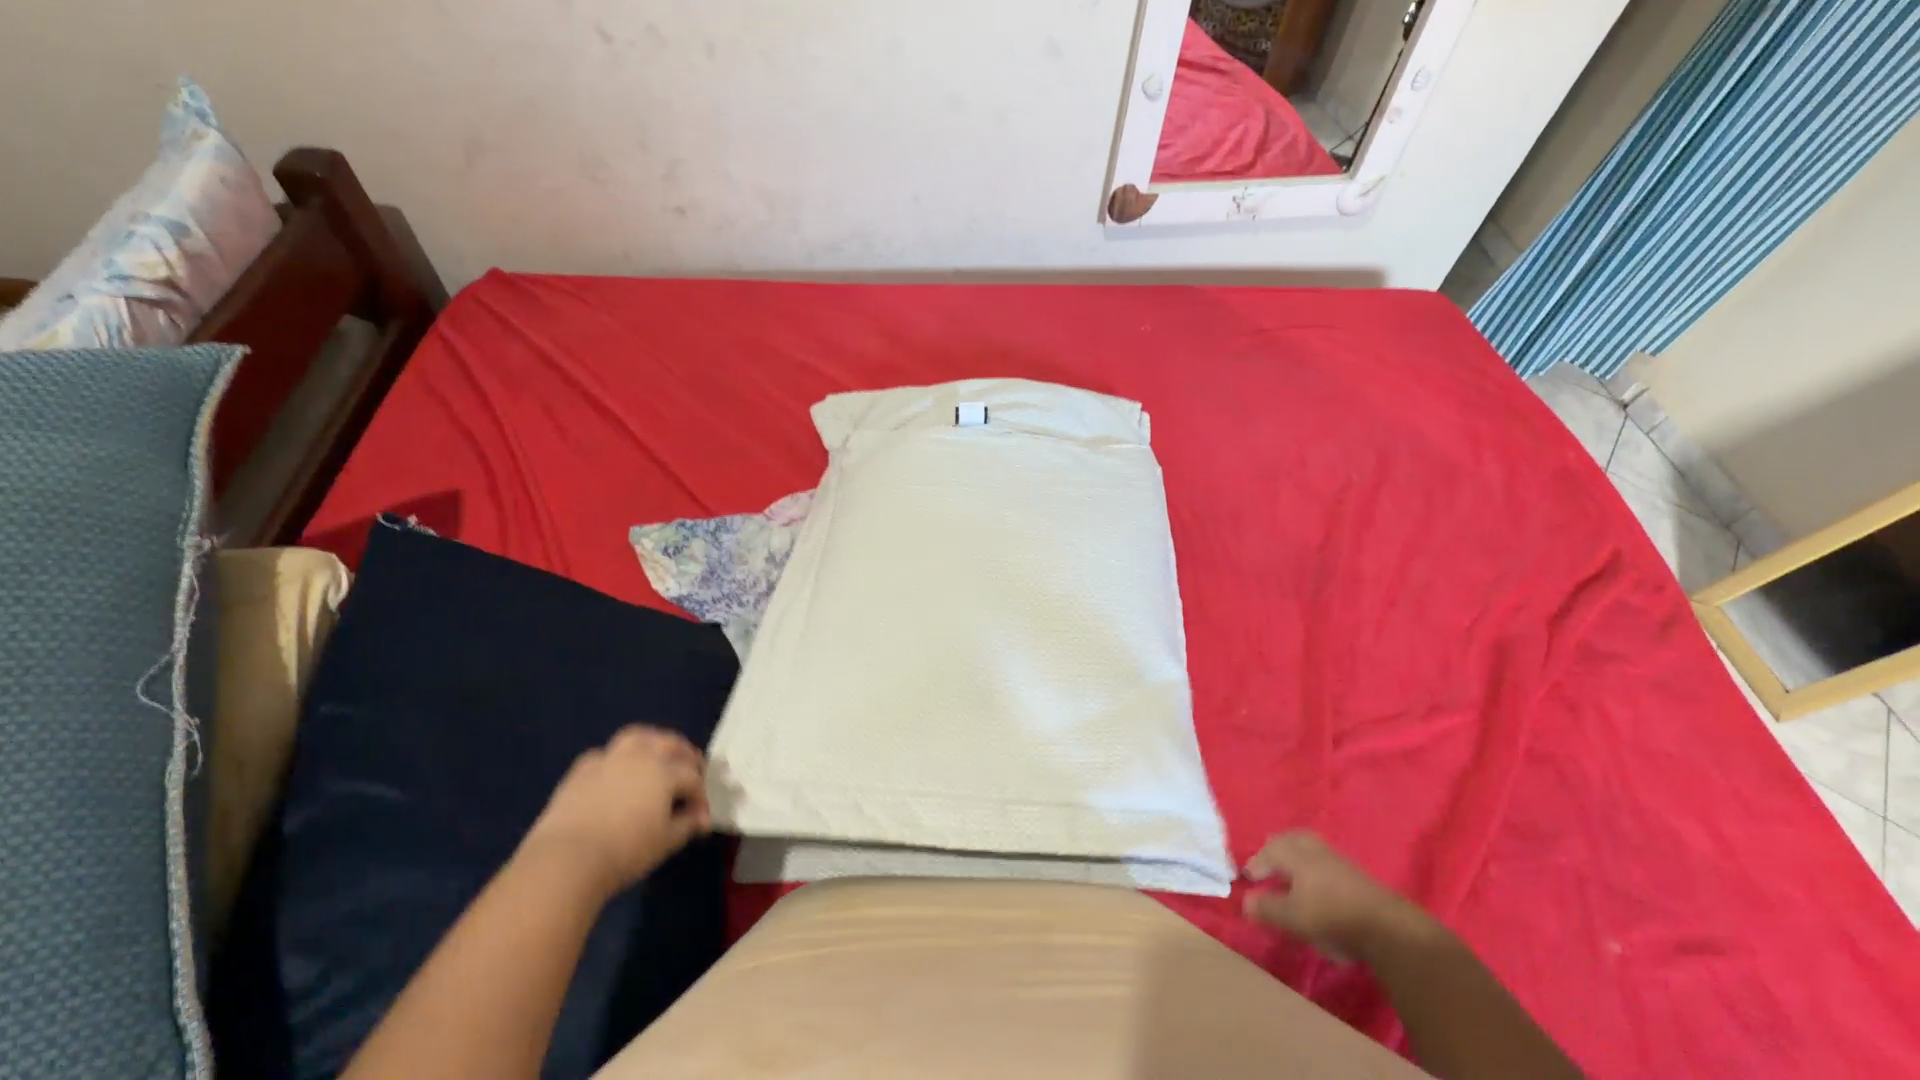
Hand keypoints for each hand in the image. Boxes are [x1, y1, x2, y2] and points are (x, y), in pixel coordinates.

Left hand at [520, 725, 712, 896]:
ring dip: (653, 742)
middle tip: (693, 768)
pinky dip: (618, 758)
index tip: (701, 819)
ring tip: (658, 755)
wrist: (567, 859)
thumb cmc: (625, 851)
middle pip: (669, 743)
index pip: (692, 777)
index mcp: (663, 772)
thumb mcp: (666, 842)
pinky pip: (605, 755)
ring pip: (636, 737)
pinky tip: (617, 773)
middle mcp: (638, 757)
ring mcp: (607, 760)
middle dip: (685, 754)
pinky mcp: (581, 770)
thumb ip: (687, 825)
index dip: (700, 796)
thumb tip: (699, 819)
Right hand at [1241, 830, 1435, 961]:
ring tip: (1288, 876)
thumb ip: (1266, 908)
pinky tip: (1313, 887)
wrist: (1386, 926)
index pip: (1269, 851)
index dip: (1256, 863)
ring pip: (1310, 848)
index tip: (1248, 878)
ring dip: (1295, 858)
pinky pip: (1324, 860)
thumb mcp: (1292, 917)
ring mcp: (1338, 860)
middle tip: (1267, 867)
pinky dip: (1312, 867)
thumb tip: (1246, 901)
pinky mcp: (1355, 874)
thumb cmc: (1331, 917)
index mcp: (1296, 855)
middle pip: (1291, 839)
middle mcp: (1316, 851)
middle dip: (1276, 851)